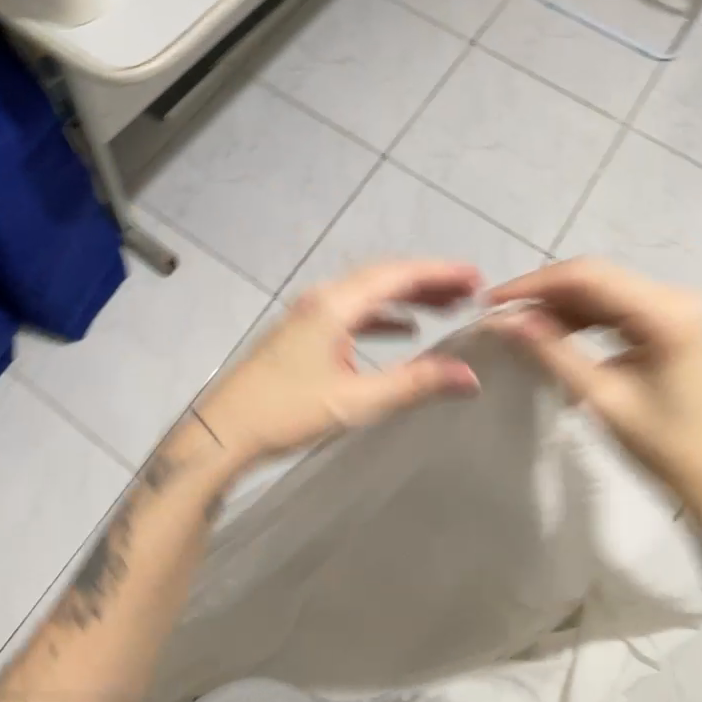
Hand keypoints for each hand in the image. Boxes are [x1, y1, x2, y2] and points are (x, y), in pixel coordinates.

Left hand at [197, 261, 483, 464]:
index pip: (396, 275)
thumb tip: (469, 377)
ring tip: (445, 307)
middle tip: (469, 292)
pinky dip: (382, 316)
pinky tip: (403, 330)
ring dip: (406, 297)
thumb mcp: (356, 401)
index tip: (476, 277)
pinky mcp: (303, 332)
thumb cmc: (288, 411)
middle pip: (383, 278)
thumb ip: (414, 384)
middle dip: (427, 281)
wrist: (225, 428)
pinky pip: (352, 312)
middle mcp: (322, 299)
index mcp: (334, 305)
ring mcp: (309, 314)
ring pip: (367, 293)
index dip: (439, 273)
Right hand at [487, 259, 701, 510]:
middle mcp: (675, 297)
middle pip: (594, 276)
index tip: (492, 301)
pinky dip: (582, 315)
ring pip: (601, 287)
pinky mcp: (671, 319)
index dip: (535, 284)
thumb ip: (551, 352)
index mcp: (666, 314)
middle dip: (544, 293)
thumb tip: (504, 321)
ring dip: (560, 304)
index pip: (587, 277)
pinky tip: (554, 333)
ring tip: (521, 327)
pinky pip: (615, 304)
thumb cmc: (665, 448)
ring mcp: (676, 306)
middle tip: (501, 314)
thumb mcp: (601, 398)